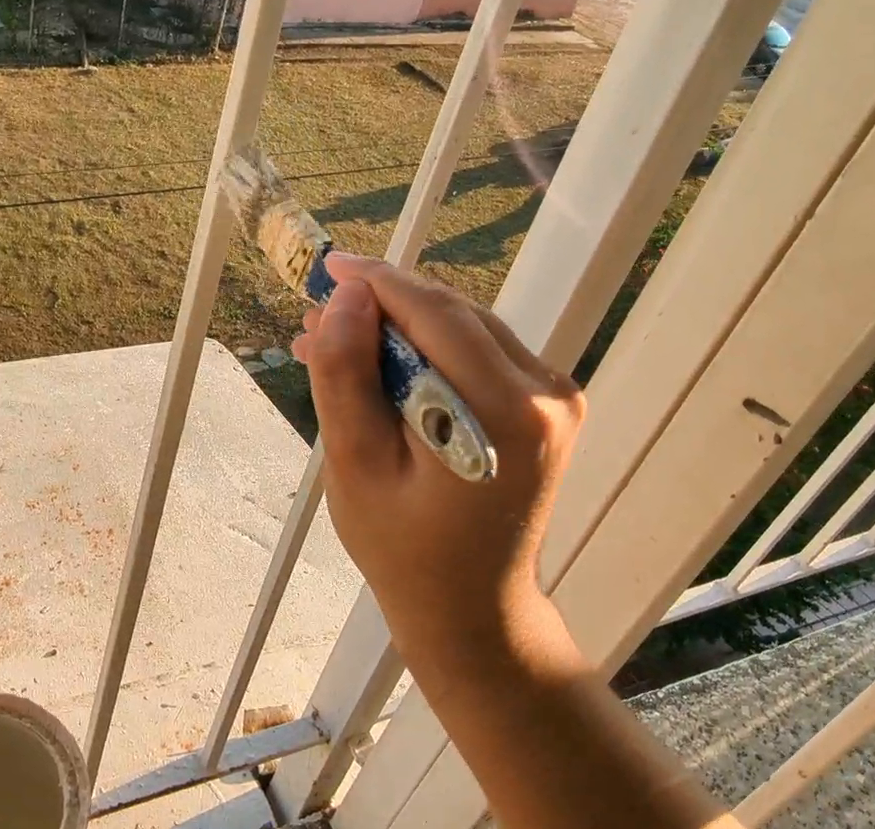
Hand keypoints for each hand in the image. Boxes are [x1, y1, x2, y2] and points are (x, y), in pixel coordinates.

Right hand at [291, 253, 584, 666]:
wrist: (471, 607)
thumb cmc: (402, 546)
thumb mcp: (354, 461)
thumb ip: (347, 373)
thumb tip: (346, 296)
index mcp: (504, 412)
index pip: (435, 314)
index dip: (377, 282)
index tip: (327, 267)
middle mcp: (547, 393)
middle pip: (453, 315)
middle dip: (382, 306)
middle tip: (317, 316)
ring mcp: (557, 398)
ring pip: (465, 328)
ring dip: (401, 327)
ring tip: (334, 342)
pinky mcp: (550, 405)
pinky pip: (479, 353)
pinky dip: (428, 349)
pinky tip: (381, 365)